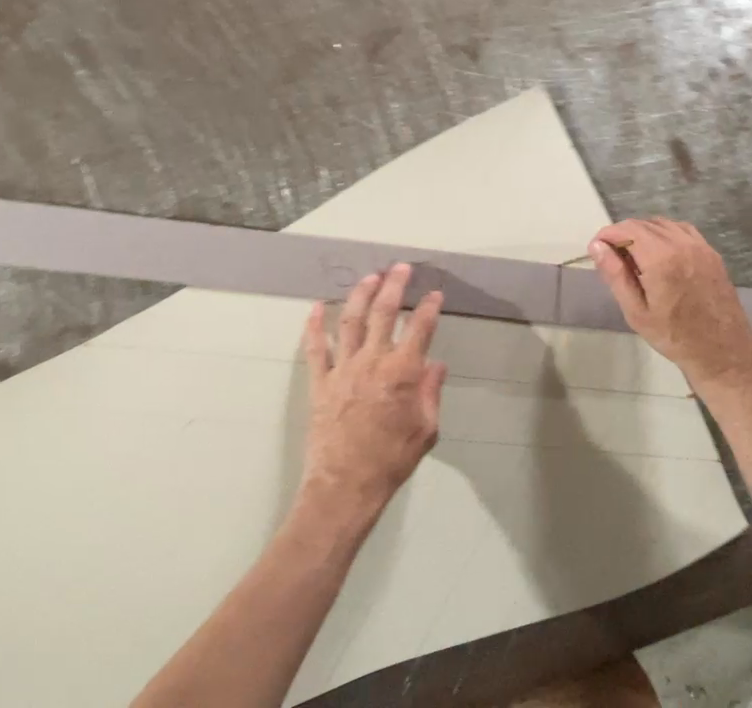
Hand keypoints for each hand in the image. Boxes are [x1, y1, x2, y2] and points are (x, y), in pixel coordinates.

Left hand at [299, 263, 448, 522]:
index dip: (430, 308)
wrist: (345, 484)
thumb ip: (430, 393)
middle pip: (384, 312)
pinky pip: (316, 348)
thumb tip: (436, 365)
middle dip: (395, 286)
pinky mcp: (320, 382)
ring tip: (369, 277)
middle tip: (401, 268)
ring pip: (351, 321)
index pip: (420, 329)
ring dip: (360, 295)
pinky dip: (314, 326)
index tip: (436, 294)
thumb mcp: (426, 430)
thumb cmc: (392, 460)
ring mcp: (343, 369)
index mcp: (403, 373)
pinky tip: (316, 307)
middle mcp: (372, 362)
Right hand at [589, 218, 751, 391]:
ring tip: (635, 259)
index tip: (596, 251)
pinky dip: (665, 235)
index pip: (626, 229)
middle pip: (643, 224)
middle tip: (613, 259)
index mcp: (661, 258)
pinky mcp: (711, 253)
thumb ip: (615, 275)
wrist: (721, 351)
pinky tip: (660, 255)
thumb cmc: (673, 336)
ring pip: (663, 224)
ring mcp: (700, 246)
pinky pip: (682, 231)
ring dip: (643, 233)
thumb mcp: (636, 311)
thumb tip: (596, 246)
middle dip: (623, 235)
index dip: (606, 235)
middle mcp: (682, 244)